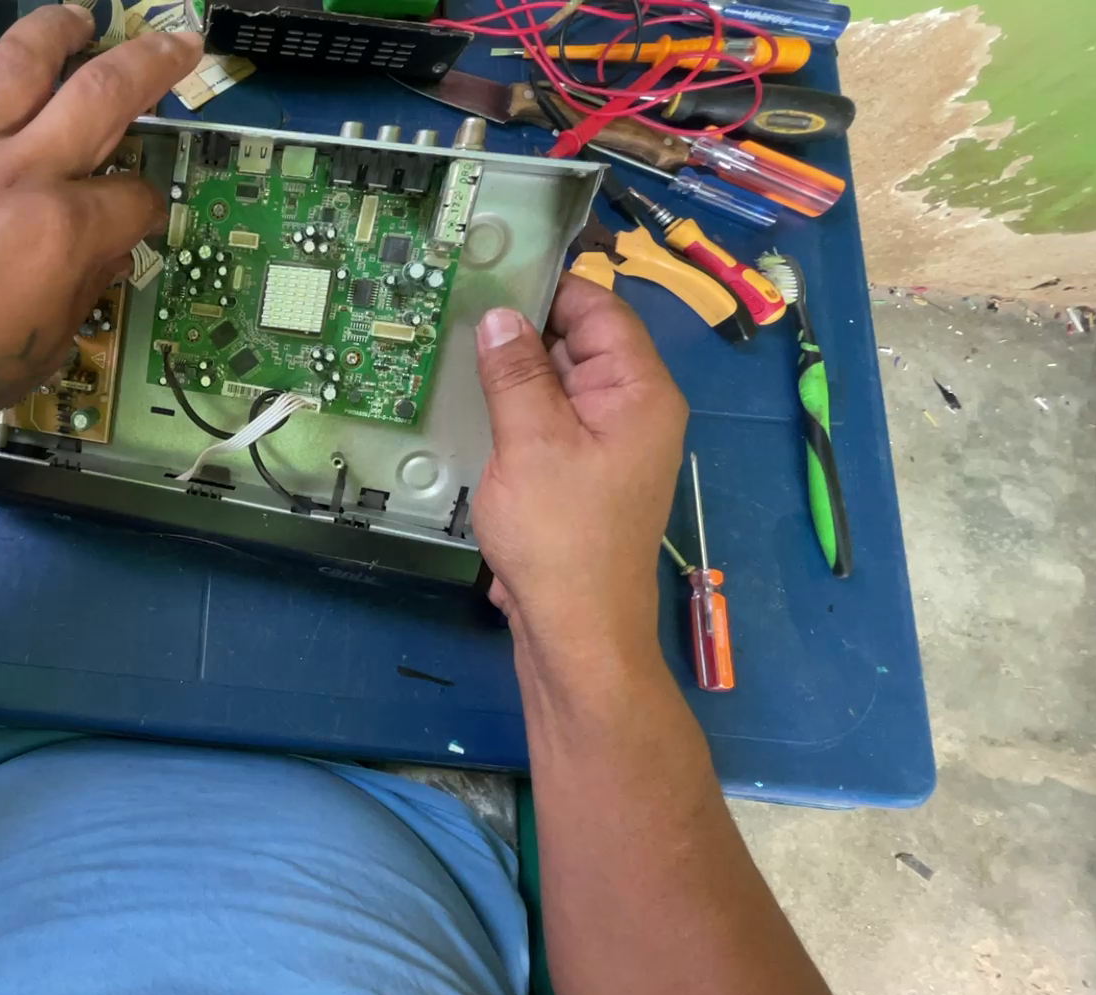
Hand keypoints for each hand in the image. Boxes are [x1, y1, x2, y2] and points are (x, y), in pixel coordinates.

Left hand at [0, 6, 202, 445]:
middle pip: (101, 92)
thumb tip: (111, 247)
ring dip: (59, 30)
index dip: (149, 210)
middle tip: (175, 45)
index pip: (134, 197)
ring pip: (18, 60)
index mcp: (65, 232)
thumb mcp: (55, 341)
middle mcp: (20, 174)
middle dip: (152, 63)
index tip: (143, 218)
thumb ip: (90, 282)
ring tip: (78, 21)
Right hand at [471, 276, 687, 669]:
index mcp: (638, 391)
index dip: (550, 286)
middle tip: (460, 308)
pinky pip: (548, 421)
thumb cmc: (558, 531)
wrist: (572, 623)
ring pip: (559, 385)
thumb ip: (517, 375)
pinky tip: (473, 403)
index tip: (491, 270)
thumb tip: (499, 315)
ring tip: (457, 347)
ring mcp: (604, 443)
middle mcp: (630, 409)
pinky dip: (515, 407)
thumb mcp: (531, 443)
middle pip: (580, 345)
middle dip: (525, 327)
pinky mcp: (577, 472)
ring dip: (515, 370)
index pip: (600, 311)